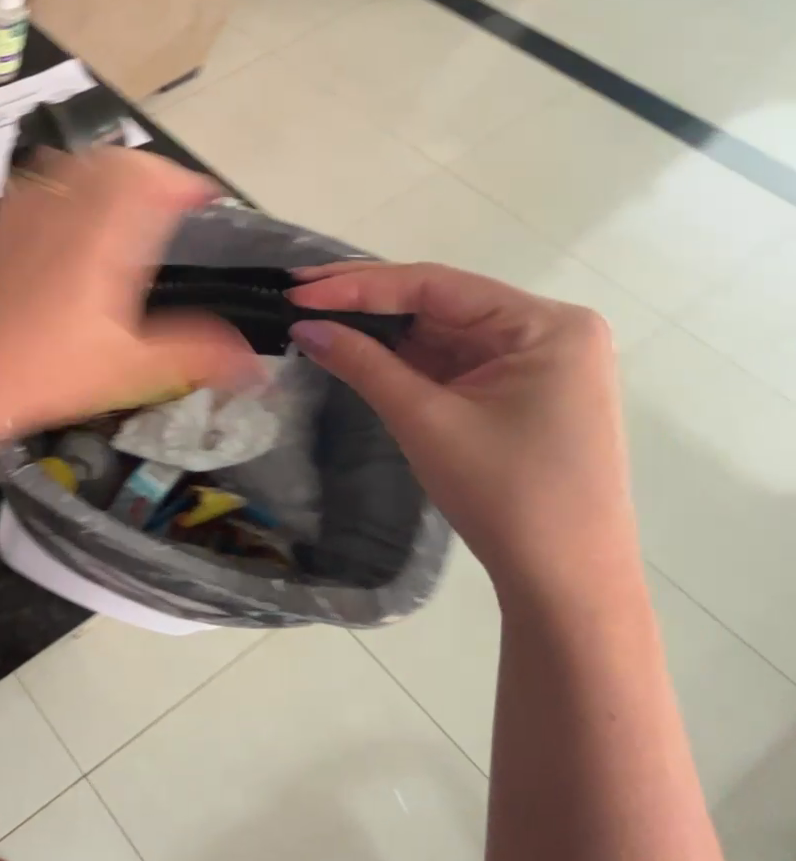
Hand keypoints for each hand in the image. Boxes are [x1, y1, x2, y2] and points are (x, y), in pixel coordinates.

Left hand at [0, 148, 254, 465]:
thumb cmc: (35, 376)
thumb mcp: (124, 371)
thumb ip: (193, 355)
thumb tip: (252, 362)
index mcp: (96, 239)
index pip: (144, 176)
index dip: (180, 181)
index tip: (200, 202)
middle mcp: (54, 216)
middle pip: (103, 159)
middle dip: (142, 171)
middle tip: (163, 203)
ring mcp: (13, 221)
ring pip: (61, 166)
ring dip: (96, 173)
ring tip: (115, 204)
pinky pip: (23, 191)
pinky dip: (51, 190)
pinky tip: (56, 222)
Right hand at [286, 262, 638, 602]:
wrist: (564, 576)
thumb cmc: (507, 492)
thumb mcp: (424, 419)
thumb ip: (362, 363)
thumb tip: (302, 326)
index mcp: (545, 325)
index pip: (435, 285)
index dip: (359, 284)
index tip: (297, 291)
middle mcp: (545, 331)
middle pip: (437, 301)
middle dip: (364, 299)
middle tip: (296, 293)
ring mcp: (531, 361)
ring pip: (437, 329)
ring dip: (377, 327)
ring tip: (312, 316)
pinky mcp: (513, 390)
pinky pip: (445, 358)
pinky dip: (397, 355)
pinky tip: (352, 347)